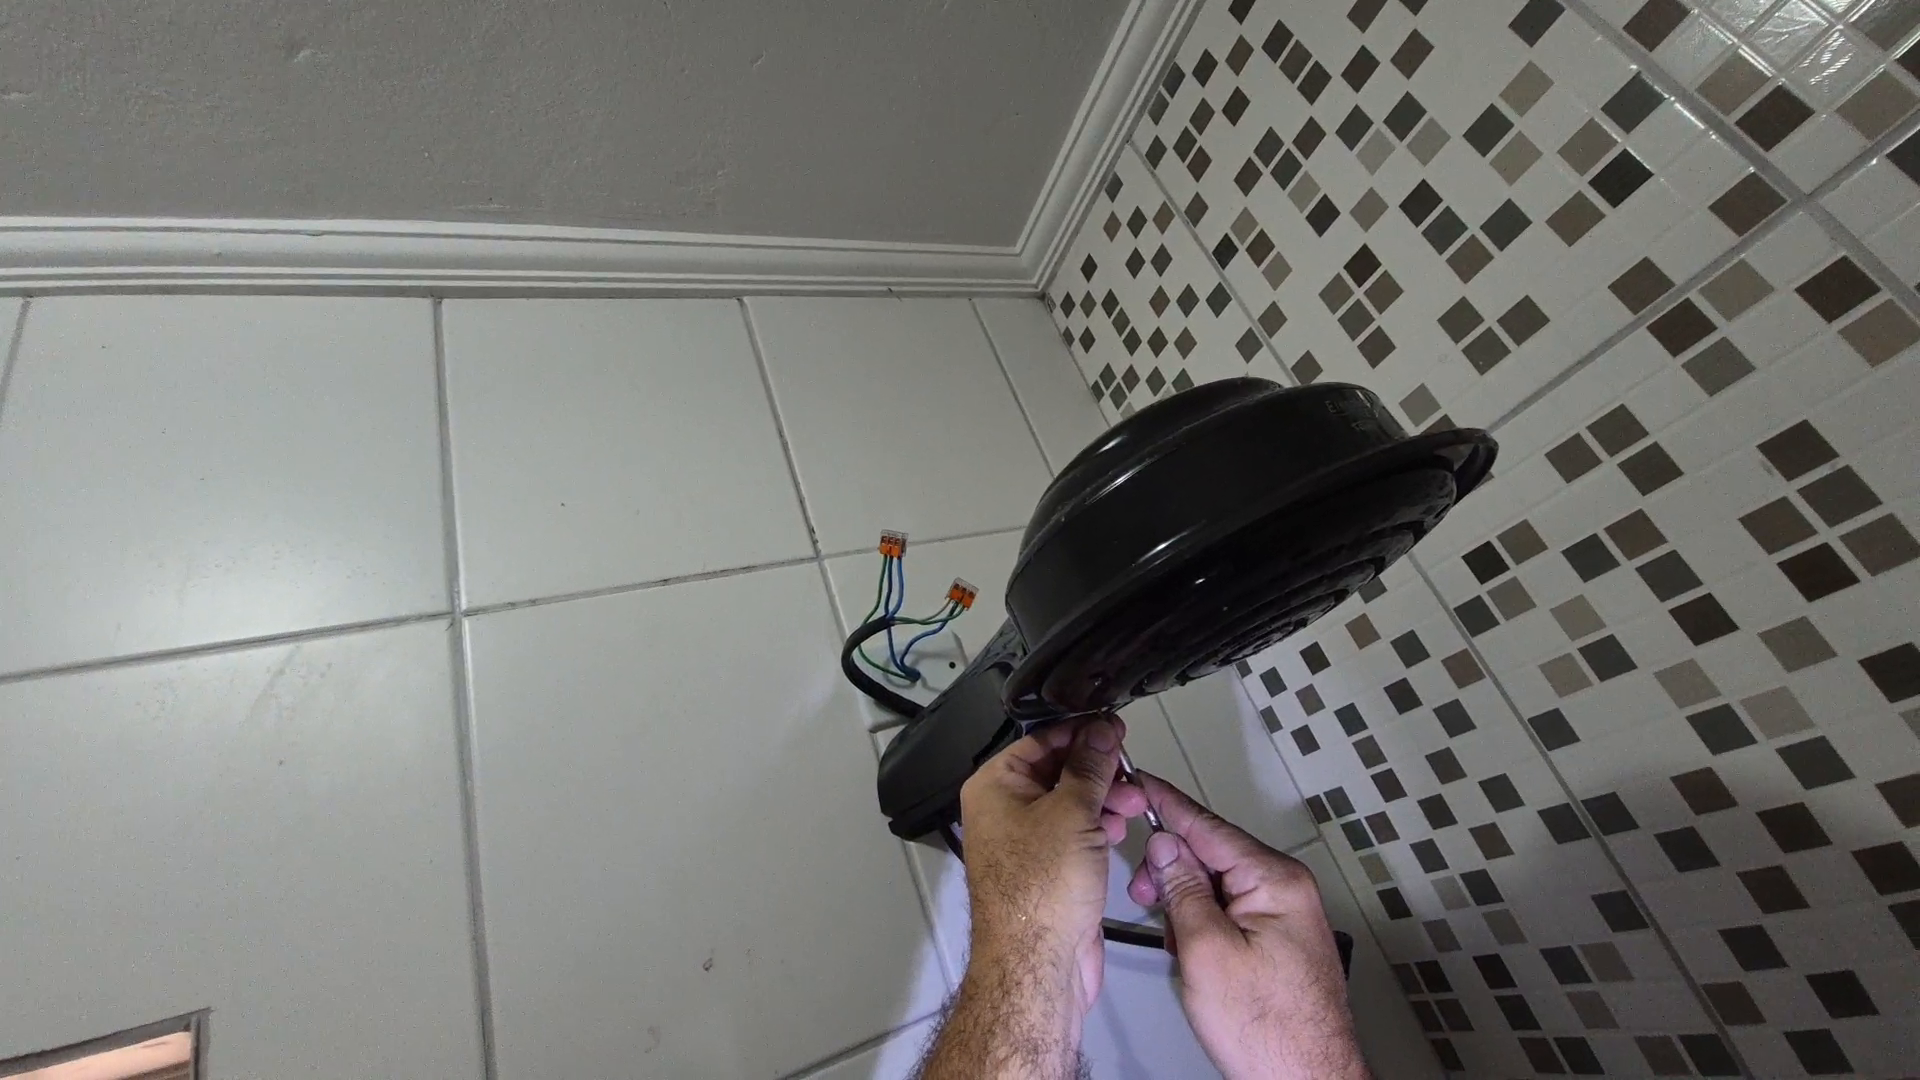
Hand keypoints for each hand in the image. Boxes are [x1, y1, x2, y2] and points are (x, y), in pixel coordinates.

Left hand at [957, 715, 1148, 1014]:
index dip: (1080, 732)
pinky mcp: (1047, 867)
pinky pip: (1074, 832)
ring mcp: (1025, 840)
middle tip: (1130, 769)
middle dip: (1096, 769)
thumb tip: (1100, 730)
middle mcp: (1003, 808)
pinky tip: (1119, 827)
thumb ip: (1090, 767)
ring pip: (1069, 802)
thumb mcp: (1072, 812)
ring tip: (1133, 801)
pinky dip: (1097, 825)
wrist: (1038, 966)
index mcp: (994, 785)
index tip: (1114, 727)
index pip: (1040, 741)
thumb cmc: (1041, 888)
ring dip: (1102, 798)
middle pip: (1056, 770)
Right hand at [1127, 773, 1368, 1079]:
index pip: (1206, 824)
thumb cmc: (1268, 1030)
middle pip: (1209, 850)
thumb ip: (1181, 887)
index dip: (1166, 802)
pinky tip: (1188, 943)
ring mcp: (1283, 910)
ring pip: (1214, 880)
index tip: (1138, 780)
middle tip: (1143, 892)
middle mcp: (1284, 886)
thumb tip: (1165, 842)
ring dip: (1183, 897)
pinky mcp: (1276, 933)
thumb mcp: (1205, 949)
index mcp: (1273, 880)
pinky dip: (1200, 916)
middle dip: (1170, 867)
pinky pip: (1226, 904)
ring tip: (1168, 931)